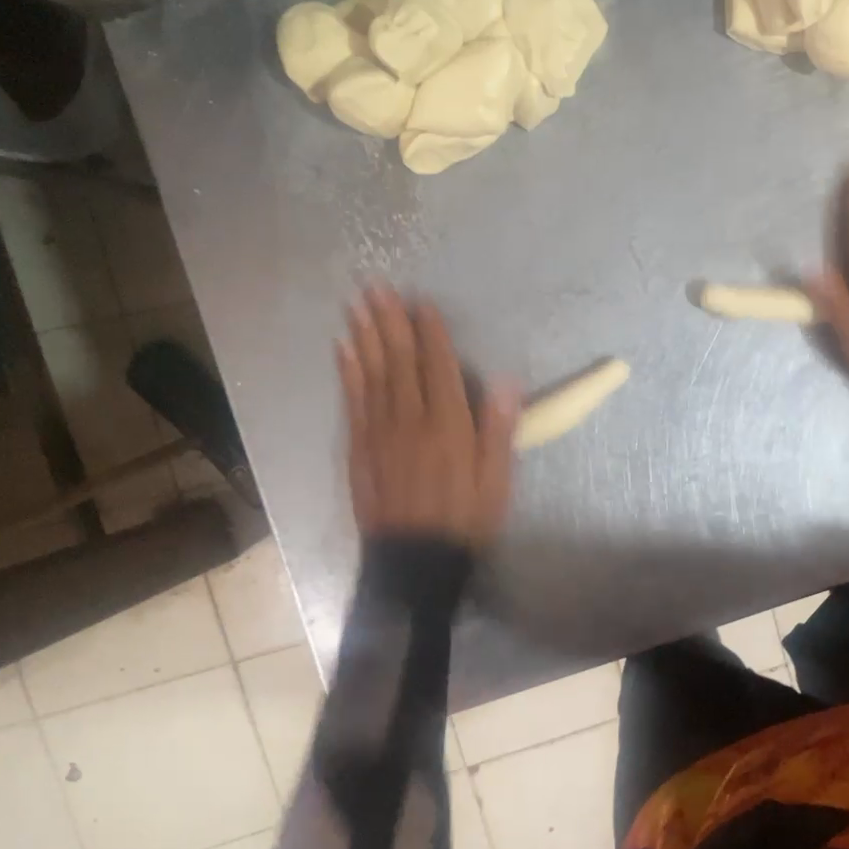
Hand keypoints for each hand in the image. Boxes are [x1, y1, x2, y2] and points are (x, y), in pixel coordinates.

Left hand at [337, 287, 518, 546]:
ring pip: (372, 374)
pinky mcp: (360, 448)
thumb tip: (504, 381)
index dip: (431, 334)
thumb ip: (498, 430)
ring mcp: (380, 433)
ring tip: (357, 305)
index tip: (422, 303)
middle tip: (376, 287)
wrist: (413, 561)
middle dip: (390, 322)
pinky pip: (353, 400)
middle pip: (400, 362)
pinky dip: (349, 371)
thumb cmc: (465, 520)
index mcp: (449, 426)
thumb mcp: (497, 481)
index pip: (438, 368)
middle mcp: (410, 421)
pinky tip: (344, 349)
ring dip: (365, 337)